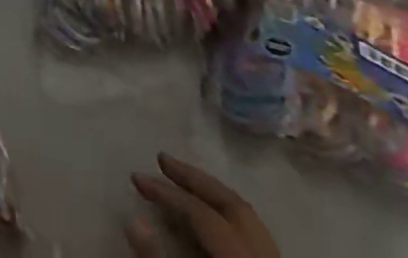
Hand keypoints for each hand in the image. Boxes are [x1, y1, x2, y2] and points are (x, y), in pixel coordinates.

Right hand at [128, 153, 279, 257]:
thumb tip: (132, 221)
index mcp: (242, 253)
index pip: (202, 214)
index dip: (168, 194)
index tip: (137, 178)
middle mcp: (265, 250)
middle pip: (231, 203)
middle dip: (194, 178)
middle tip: (162, 159)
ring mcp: (275, 255)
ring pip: (246, 213)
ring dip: (212, 191)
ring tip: (181, 177)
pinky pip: (252, 228)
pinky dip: (227, 211)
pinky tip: (208, 209)